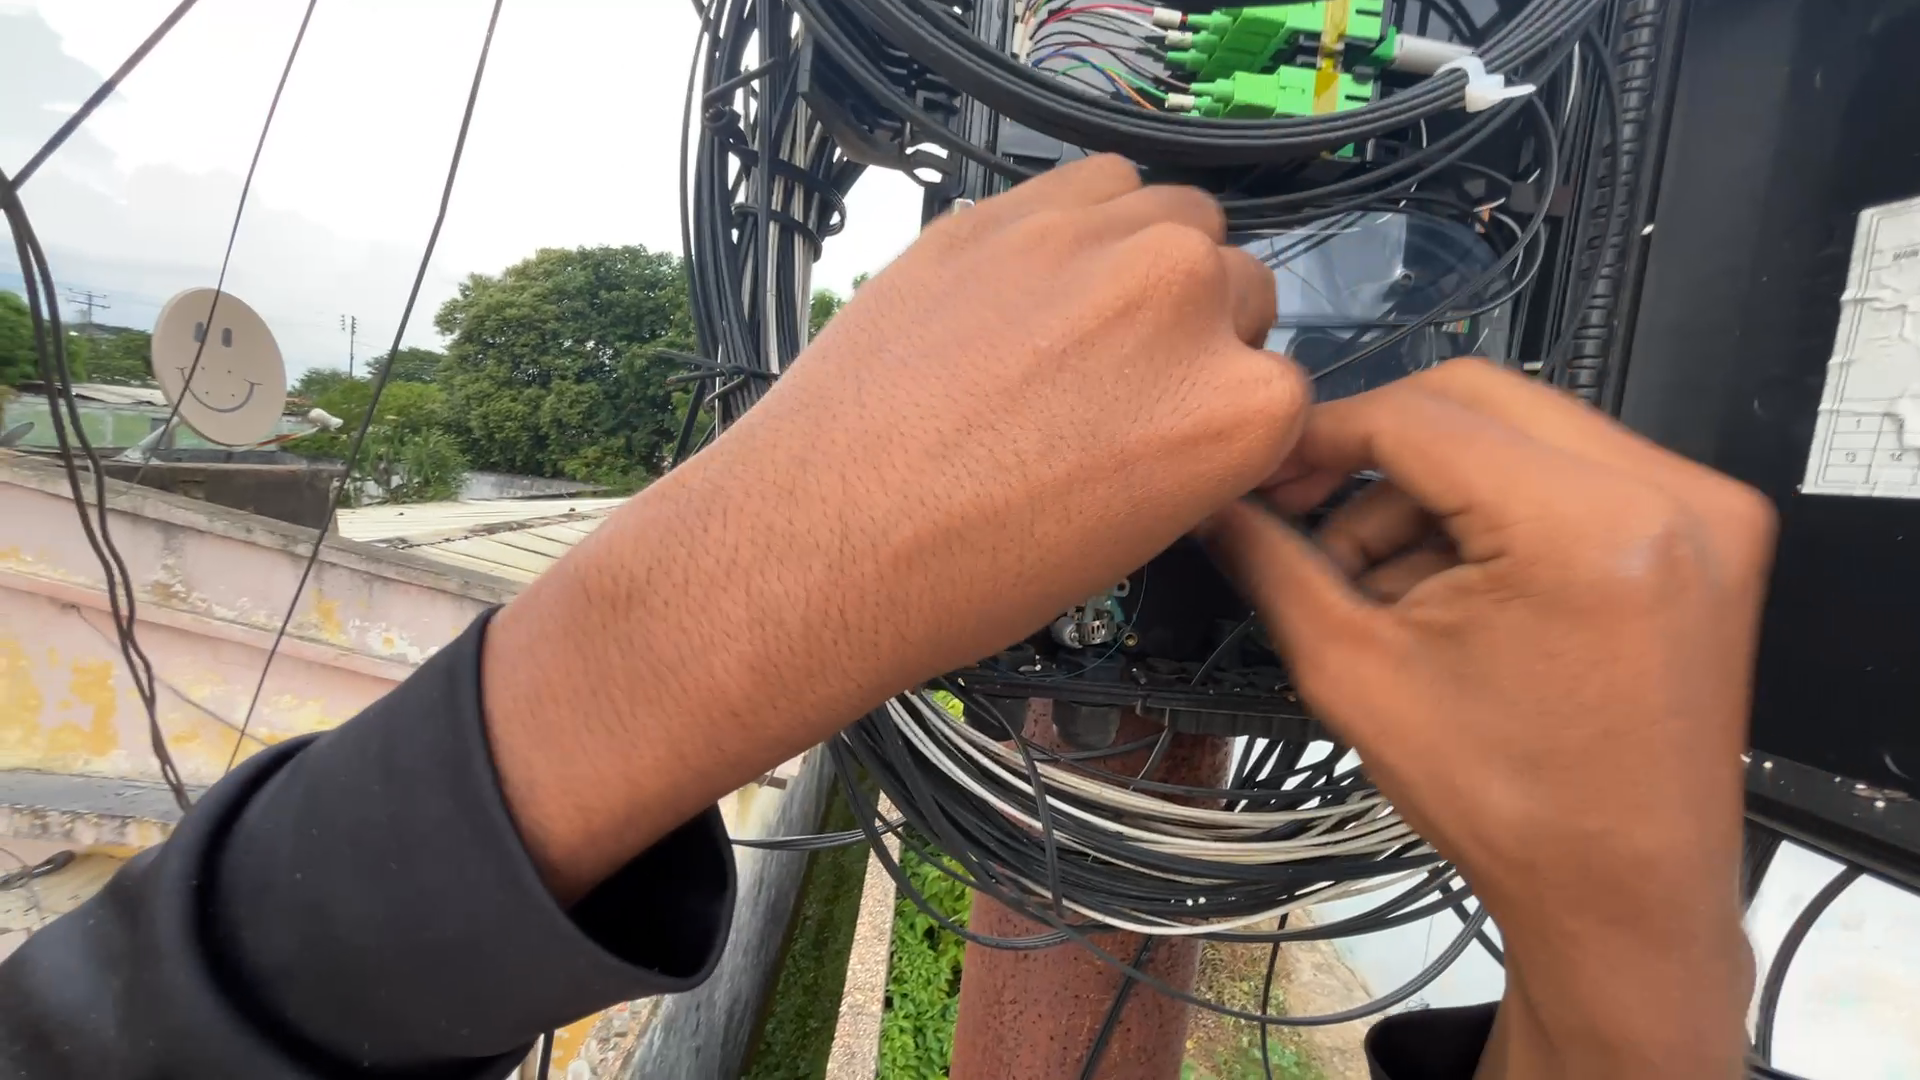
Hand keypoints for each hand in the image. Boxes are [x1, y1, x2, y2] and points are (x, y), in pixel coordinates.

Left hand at [481, 156, 1308, 900]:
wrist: (823, 543)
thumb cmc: (962, 576)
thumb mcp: (1122, 540)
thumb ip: (1186, 455)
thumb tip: (1192, 407)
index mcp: (1236, 413)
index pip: (1282, 389)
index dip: (1226, 414)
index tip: (1184, 424)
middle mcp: (1181, 303)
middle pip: (1236, 289)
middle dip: (1190, 339)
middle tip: (1115, 386)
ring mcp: (1088, 244)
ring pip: (1168, 222)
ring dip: (1139, 271)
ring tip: (1069, 336)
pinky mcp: (998, 215)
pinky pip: (1085, 193)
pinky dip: (1073, 235)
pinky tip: (1024, 296)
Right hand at [1204, 358, 1773, 1078]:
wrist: (1617, 893)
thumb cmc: (1489, 794)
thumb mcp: (1347, 667)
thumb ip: (1267, 562)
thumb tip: (1209, 505)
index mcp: (1584, 524)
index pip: (1415, 417)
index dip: (1317, 435)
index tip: (1259, 471)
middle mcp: (1665, 490)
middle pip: (1469, 399)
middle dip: (1365, 450)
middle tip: (1301, 509)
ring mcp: (1696, 508)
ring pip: (1506, 432)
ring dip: (1413, 490)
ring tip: (1366, 577)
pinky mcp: (1694, 535)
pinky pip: (1549, 474)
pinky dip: (1469, 512)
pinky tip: (1426, 585)